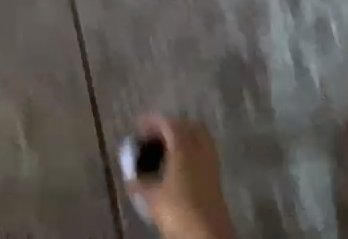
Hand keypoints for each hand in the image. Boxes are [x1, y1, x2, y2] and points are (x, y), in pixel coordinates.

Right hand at [128, 115, 234, 238]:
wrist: (208, 236)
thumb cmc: (178, 209)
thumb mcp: (151, 196)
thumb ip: (139, 181)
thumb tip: (130, 175)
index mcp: (183, 146)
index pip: (168, 123)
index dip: (152, 121)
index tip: (139, 126)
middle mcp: (200, 149)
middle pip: (189, 125)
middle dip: (172, 125)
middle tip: (156, 134)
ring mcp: (212, 163)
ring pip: (200, 139)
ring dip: (185, 138)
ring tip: (168, 148)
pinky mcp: (217, 179)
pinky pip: (205, 153)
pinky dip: (192, 152)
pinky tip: (180, 165)